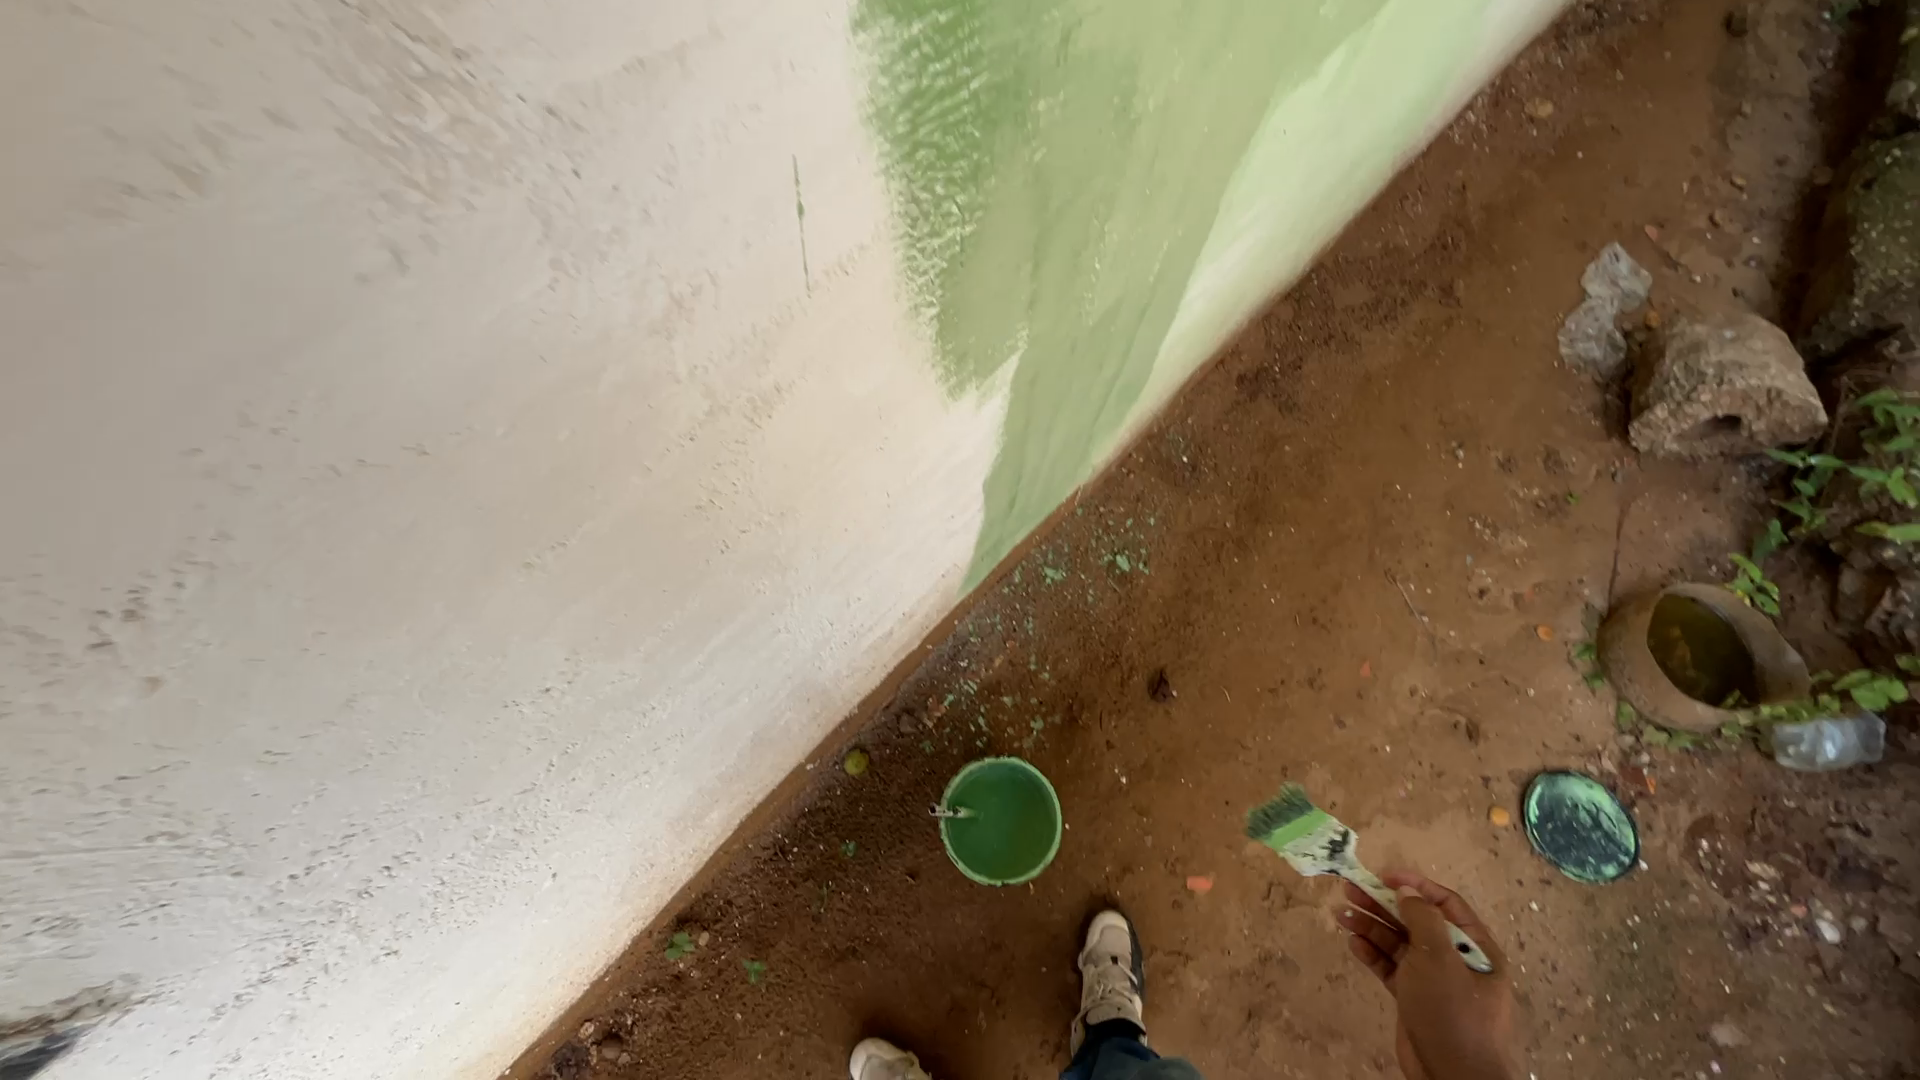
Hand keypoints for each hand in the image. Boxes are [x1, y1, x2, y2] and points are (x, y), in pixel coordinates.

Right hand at [1335, 871, 1514, 1079]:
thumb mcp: (1438, 958)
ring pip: (1398, 943)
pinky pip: (1391, 967)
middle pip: (1415, 921)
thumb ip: (1422, 918)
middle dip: (1383, 904)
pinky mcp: (1413, 997)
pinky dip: (1372, 953)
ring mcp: (1434, 980)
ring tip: (1341, 914)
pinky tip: (1353, 943)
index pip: (1446, 904)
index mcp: (1475, 949)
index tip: (1383, 875)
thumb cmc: (1452, 1011)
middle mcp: (1456, 960)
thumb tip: (1406, 890)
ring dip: (1370, 926)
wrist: (1452, 1076)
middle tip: (1349, 888)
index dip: (1415, 885)